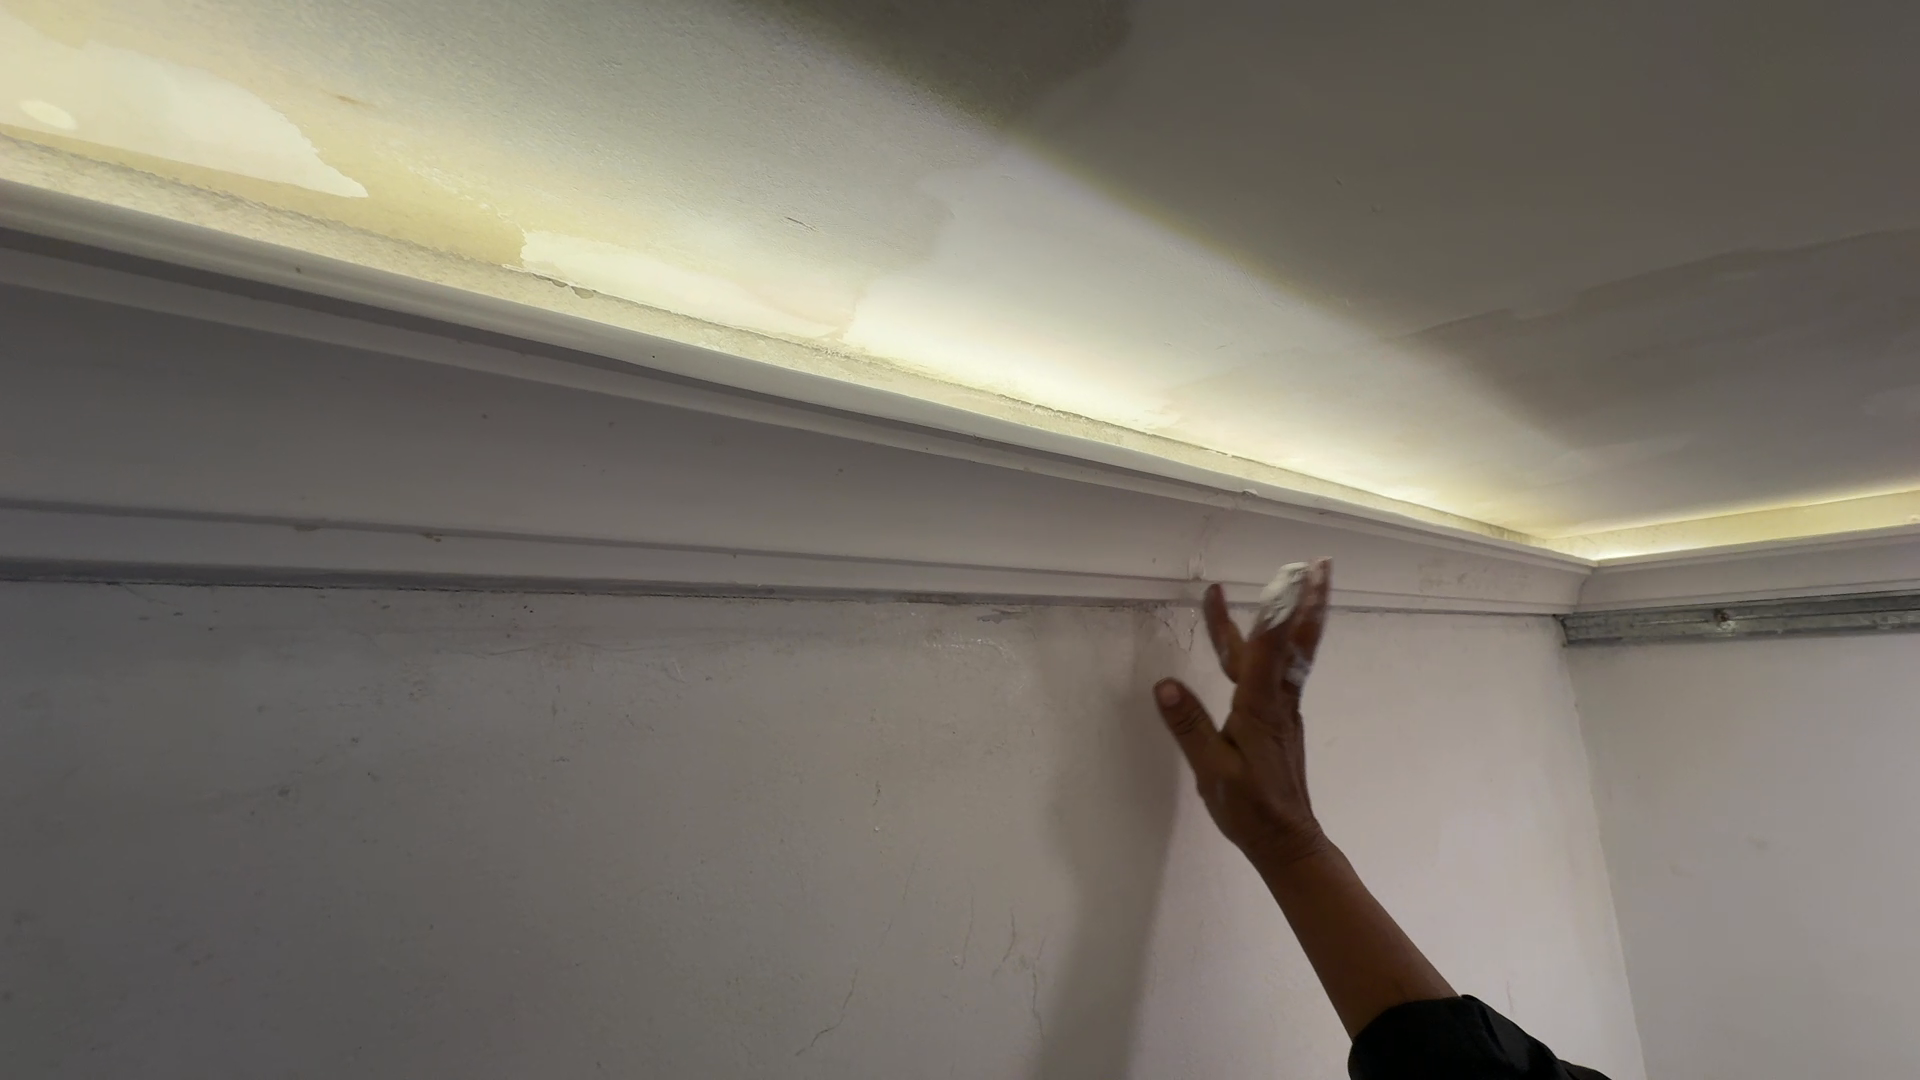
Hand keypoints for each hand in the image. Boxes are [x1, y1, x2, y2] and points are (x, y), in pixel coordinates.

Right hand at [1153, 557, 1332, 866]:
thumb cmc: (1249, 809)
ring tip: (1297, 583)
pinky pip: (1282, 666)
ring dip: (1296, 614)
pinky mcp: (1279, 716)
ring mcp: (1282, 707)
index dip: (1274, 611)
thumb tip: (1165, 684)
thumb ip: (1189, 728)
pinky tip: (1269, 635)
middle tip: (1316, 565)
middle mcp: (1278, 699)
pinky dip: (1281, 639)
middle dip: (1302, 601)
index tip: (1285, 576)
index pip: (1267, 650)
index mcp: (1261, 708)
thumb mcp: (1212, 771)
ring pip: (1290, 651)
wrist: (1288, 841)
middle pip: (1291, 642)